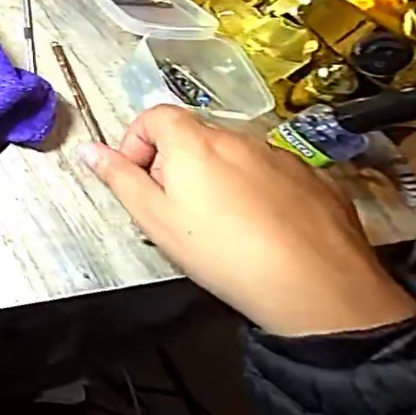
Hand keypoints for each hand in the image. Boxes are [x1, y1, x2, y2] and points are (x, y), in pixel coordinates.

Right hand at [81, 106, 415, 337]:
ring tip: (223, 220)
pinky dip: (258, 188)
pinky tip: (263, 227)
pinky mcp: (322, 184)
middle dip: (175, 162)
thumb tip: (90, 150)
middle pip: (193, 136)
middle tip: (176, 205)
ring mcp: (286, 160)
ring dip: (217, 174)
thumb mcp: (153, 217)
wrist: (325, 298)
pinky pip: (273, 173)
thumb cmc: (225, 253)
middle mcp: (240, 139)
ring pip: (234, 155)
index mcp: (195, 142)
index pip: (154, 116)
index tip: (139, 176)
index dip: (137, 141)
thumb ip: (117, 176)